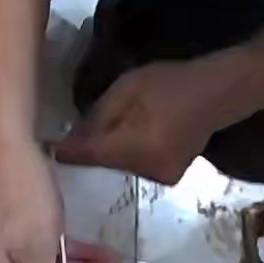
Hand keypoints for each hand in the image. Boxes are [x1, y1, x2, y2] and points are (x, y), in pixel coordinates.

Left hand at [54, 59, 236, 183]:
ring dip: (110, 150)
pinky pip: (135, 166)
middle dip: (91, 146)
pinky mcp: (169, 178)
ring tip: (116, 124)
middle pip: (104, 162)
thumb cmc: (170, 83)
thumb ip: (97, 116)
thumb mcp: (127, 89)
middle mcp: (148, 169)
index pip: (90, 155)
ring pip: (118, 165)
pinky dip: (128, 153)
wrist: (218, 94)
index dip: (66, 151)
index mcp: (137, 146)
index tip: (45, 147)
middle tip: (79, 128)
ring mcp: (161, 178)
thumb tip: (70, 139)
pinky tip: (137, 132)